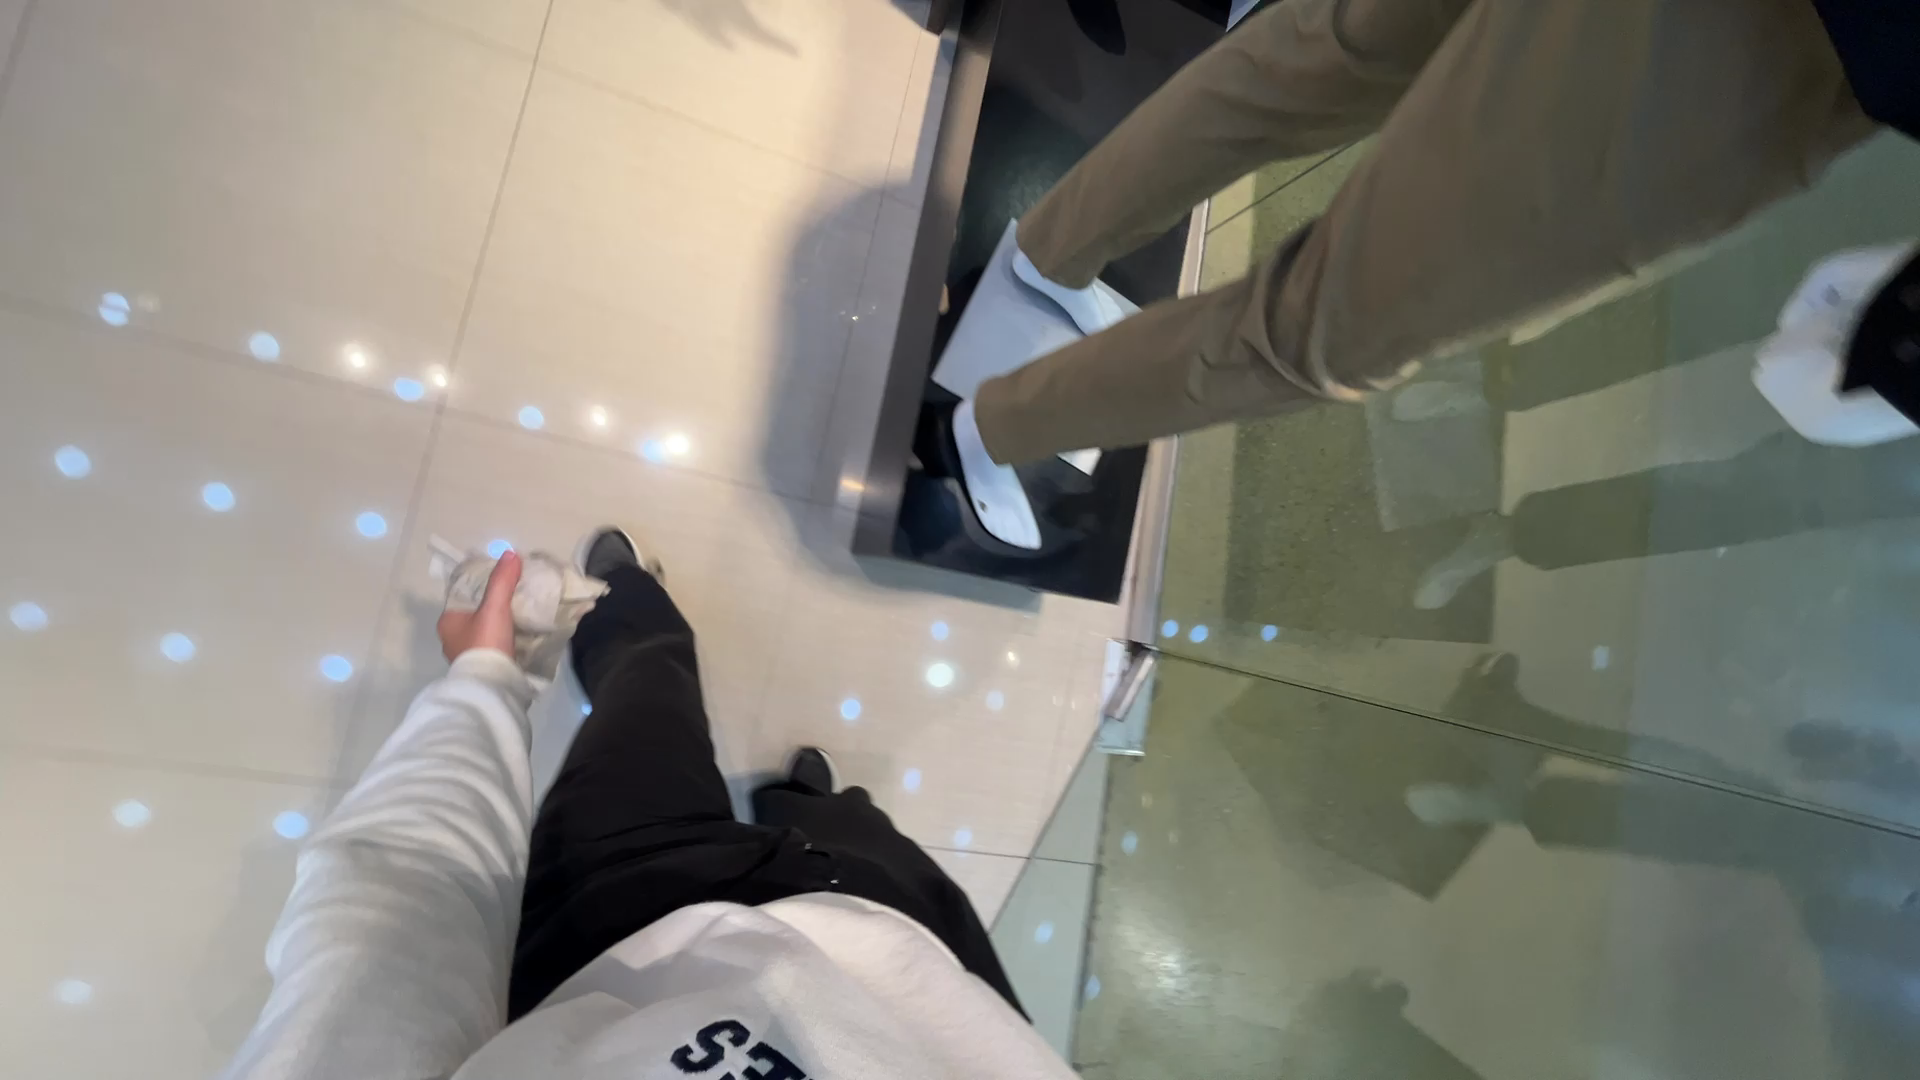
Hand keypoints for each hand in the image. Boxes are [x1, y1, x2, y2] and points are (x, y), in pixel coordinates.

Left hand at [437, 551, 521, 662]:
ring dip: (498, 622)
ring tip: (521, 613)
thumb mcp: (495, 607)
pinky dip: (502, 637)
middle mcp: (451, 636)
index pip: (463, 594)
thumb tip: (510, 553)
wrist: (491, 683)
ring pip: (482, 628)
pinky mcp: (480, 665)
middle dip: (492, 603)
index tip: (503, 578)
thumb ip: (502, 581)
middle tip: (516, 594)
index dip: (481, 584)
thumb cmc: (485, 642)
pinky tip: (518, 634)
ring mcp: (465, 653)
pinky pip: (491, 644)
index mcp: (448, 620)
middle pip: (473, 611)